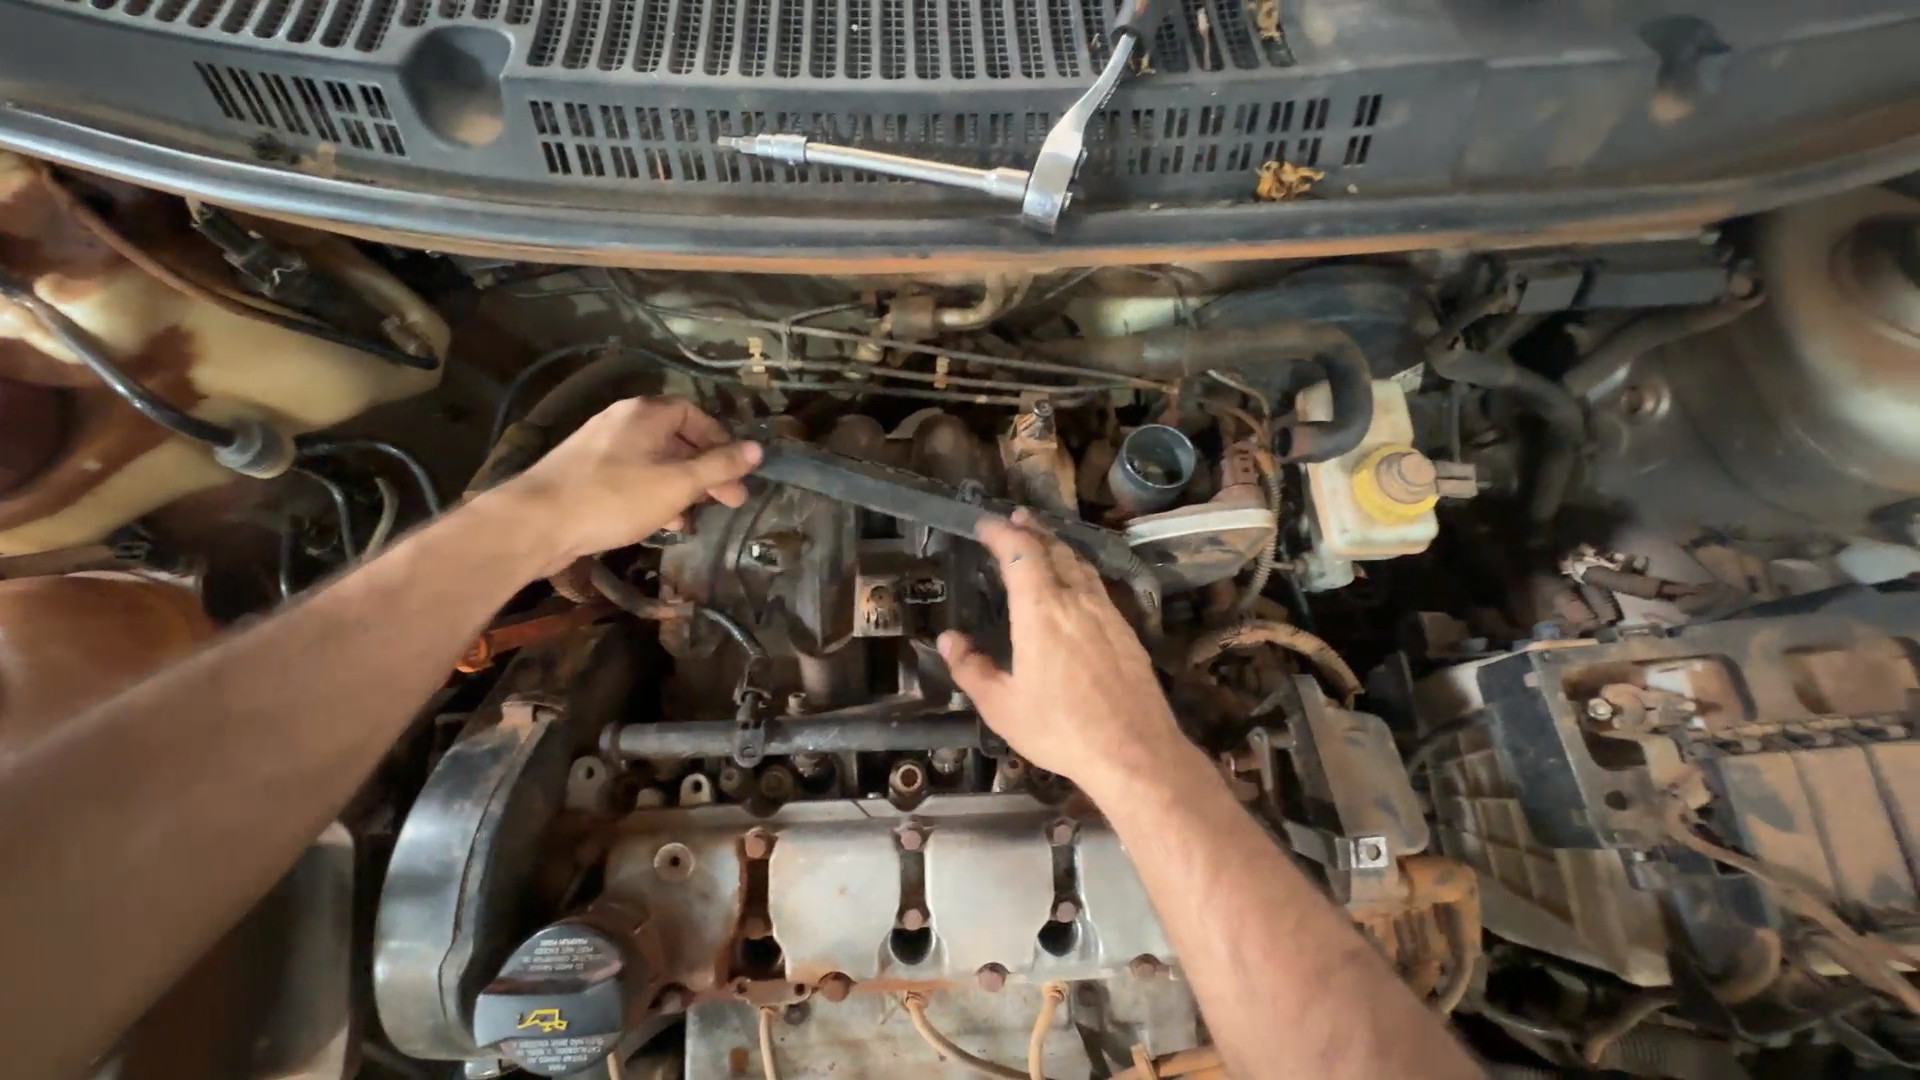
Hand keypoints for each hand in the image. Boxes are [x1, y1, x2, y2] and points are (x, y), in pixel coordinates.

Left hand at [492, 396, 760, 576]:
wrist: (537, 522)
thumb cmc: (615, 497)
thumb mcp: (678, 483)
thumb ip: (719, 466)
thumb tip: (757, 449)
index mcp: (645, 413)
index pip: (695, 414)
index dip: (721, 441)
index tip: (736, 471)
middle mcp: (622, 421)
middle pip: (676, 438)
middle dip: (706, 470)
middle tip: (729, 500)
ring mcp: (600, 446)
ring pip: (655, 460)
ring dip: (682, 486)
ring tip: (696, 516)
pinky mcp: (585, 473)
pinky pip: (632, 476)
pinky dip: (654, 493)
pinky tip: (662, 521)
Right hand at [937, 510, 1197, 797]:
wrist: (1134, 751)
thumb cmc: (1061, 729)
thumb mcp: (1002, 707)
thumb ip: (972, 668)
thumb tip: (949, 638)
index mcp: (1041, 611)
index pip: (1020, 552)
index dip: (1001, 532)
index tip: (984, 524)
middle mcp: (1076, 600)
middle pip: (1054, 549)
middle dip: (1031, 529)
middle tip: (1014, 519)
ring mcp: (1107, 612)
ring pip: (1080, 563)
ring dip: (1057, 546)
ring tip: (1041, 541)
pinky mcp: (1126, 630)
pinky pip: (1097, 584)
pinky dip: (1077, 569)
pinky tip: (1075, 584)